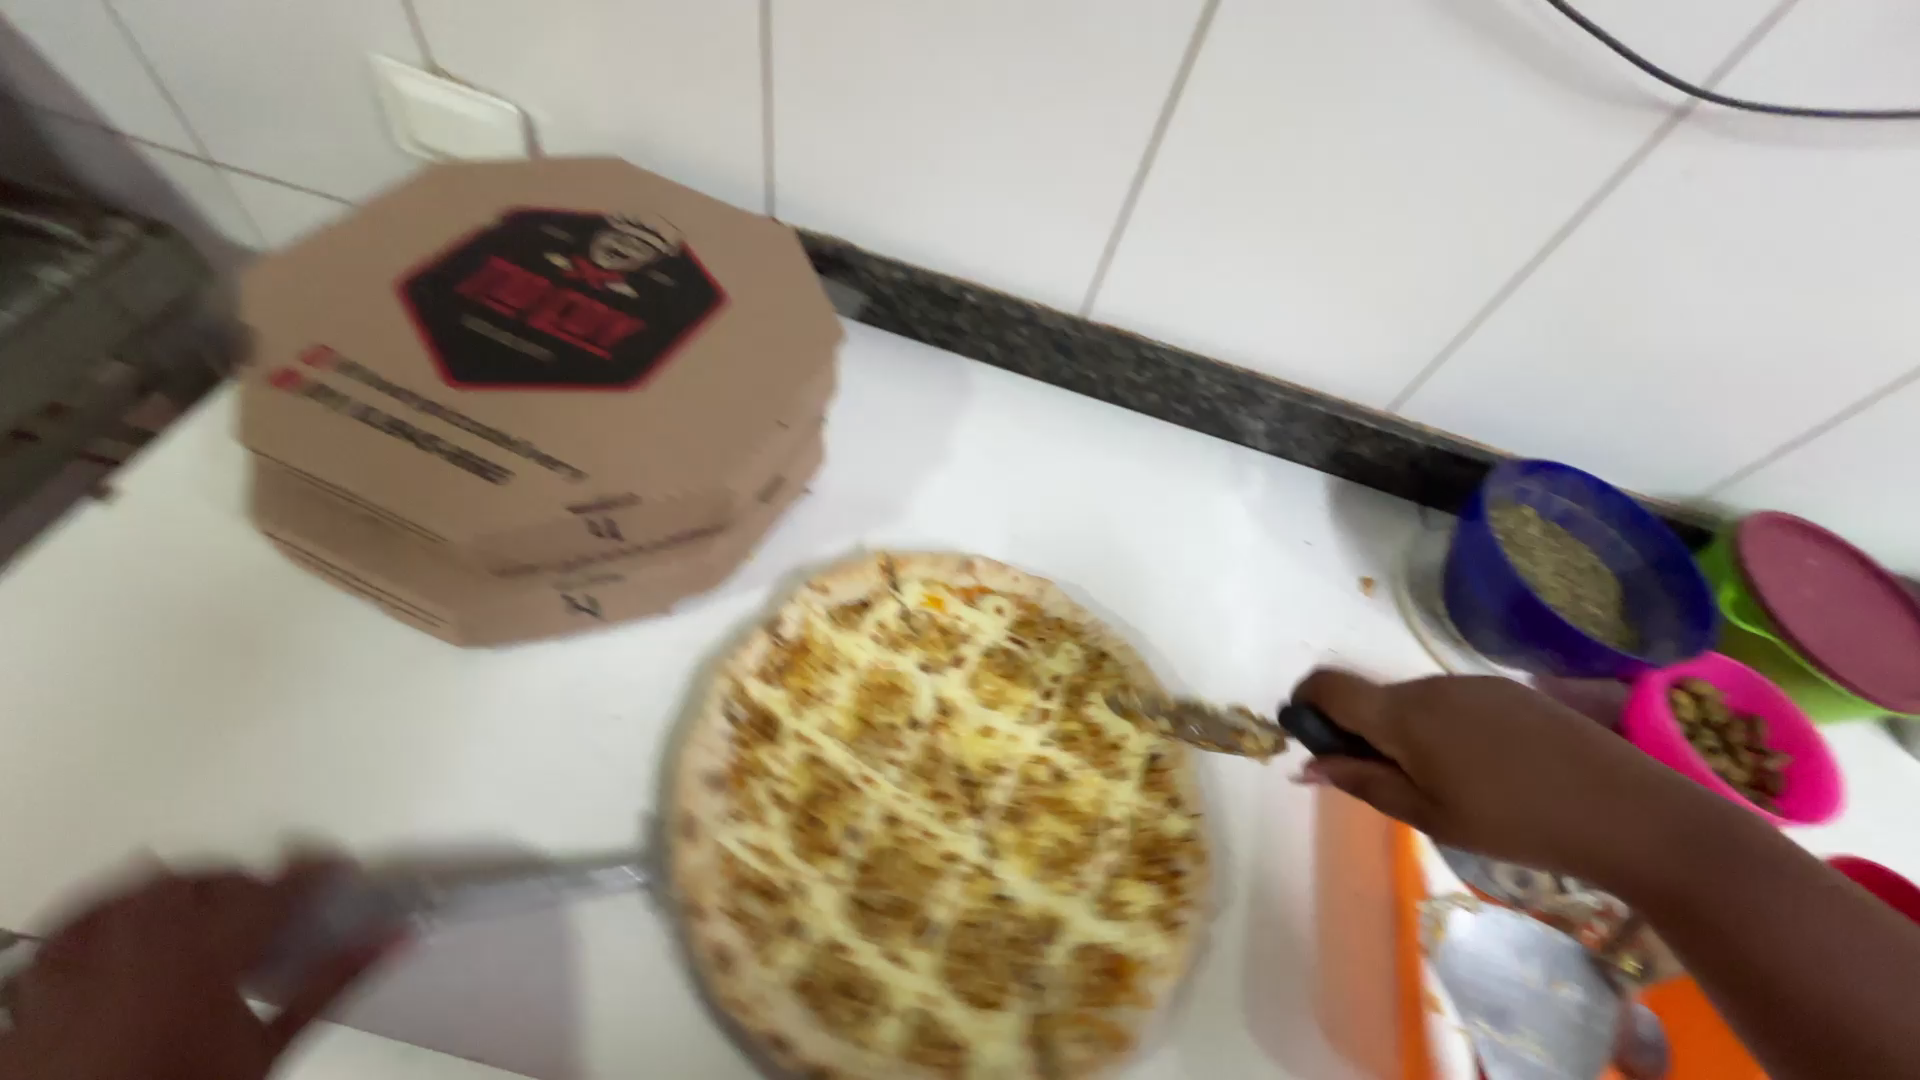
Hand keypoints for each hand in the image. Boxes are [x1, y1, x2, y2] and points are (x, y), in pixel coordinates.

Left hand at [0, 860, 399, 1079]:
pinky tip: (121, 927)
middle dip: (240, 881)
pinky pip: (64, 931)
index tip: (333, 865)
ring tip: (198, 906)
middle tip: (267, 899)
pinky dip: (100, 916)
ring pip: (131, 892)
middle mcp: (138, 950)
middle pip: (199, 879)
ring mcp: (79, 969)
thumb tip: (391, 942)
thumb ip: (328, 985)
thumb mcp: (265, 1050)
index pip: (275, 887)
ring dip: (173, 890)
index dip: (313, 868)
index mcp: (204, 957)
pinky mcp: (37, 994)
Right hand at [1293, 669, 1719, 883]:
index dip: (1306, 705)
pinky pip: (1452, 701)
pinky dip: (1445, 728)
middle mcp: (1430, 684)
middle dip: (1361, 732)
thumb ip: (1363, 782)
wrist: (1635, 814)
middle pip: (1371, 697)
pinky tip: (1488, 769)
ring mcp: (1473, 683)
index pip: (1328, 685)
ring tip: (1450, 784)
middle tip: (1392, 784)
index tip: (1313, 741)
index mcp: (1403, 714)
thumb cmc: (1517, 823)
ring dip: (1406, 733)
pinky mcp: (1510, 690)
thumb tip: (1307, 766)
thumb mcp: (1429, 816)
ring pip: (1413, 701)